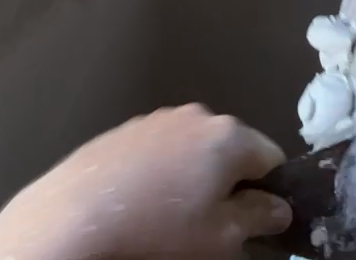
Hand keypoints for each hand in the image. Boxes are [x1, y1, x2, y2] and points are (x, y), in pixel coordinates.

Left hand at [0, 104, 292, 258]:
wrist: (78, 214)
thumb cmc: (160, 230)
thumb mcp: (221, 239)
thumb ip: (258, 218)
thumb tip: (278, 208)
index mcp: (229, 135)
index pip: (271, 157)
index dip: (271, 191)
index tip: (259, 221)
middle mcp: (199, 115)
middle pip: (232, 148)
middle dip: (231, 182)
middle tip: (215, 223)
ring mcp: (161, 117)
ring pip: (195, 148)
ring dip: (196, 175)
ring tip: (174, 214)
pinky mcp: (129, 128)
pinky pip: (163, 148)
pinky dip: (164, 170)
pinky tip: (145, 202)